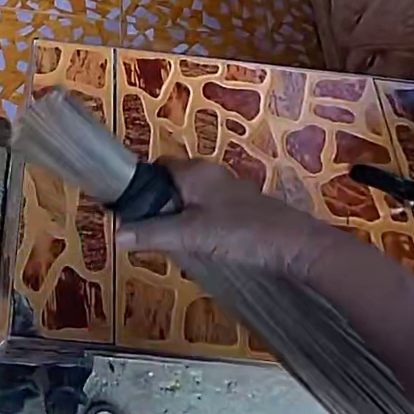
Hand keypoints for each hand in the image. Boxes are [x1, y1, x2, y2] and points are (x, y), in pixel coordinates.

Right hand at [115, 158, 344, 278]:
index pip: (156, 166)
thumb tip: (115, 235)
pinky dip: (197, 222)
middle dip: (158, 204)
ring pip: (191, 197)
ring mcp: (228, 190)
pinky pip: (208, 209)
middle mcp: (210, 173)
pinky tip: (199, 244)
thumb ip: (152, 234)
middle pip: (172, 182)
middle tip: (148, 229)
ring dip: (178, 215)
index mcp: (194, 171)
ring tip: (171, 241)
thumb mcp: (191, 235)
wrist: (298, 247)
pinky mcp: (242, 208)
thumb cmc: (241, 233)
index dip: (140, 184)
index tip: (128, 207)